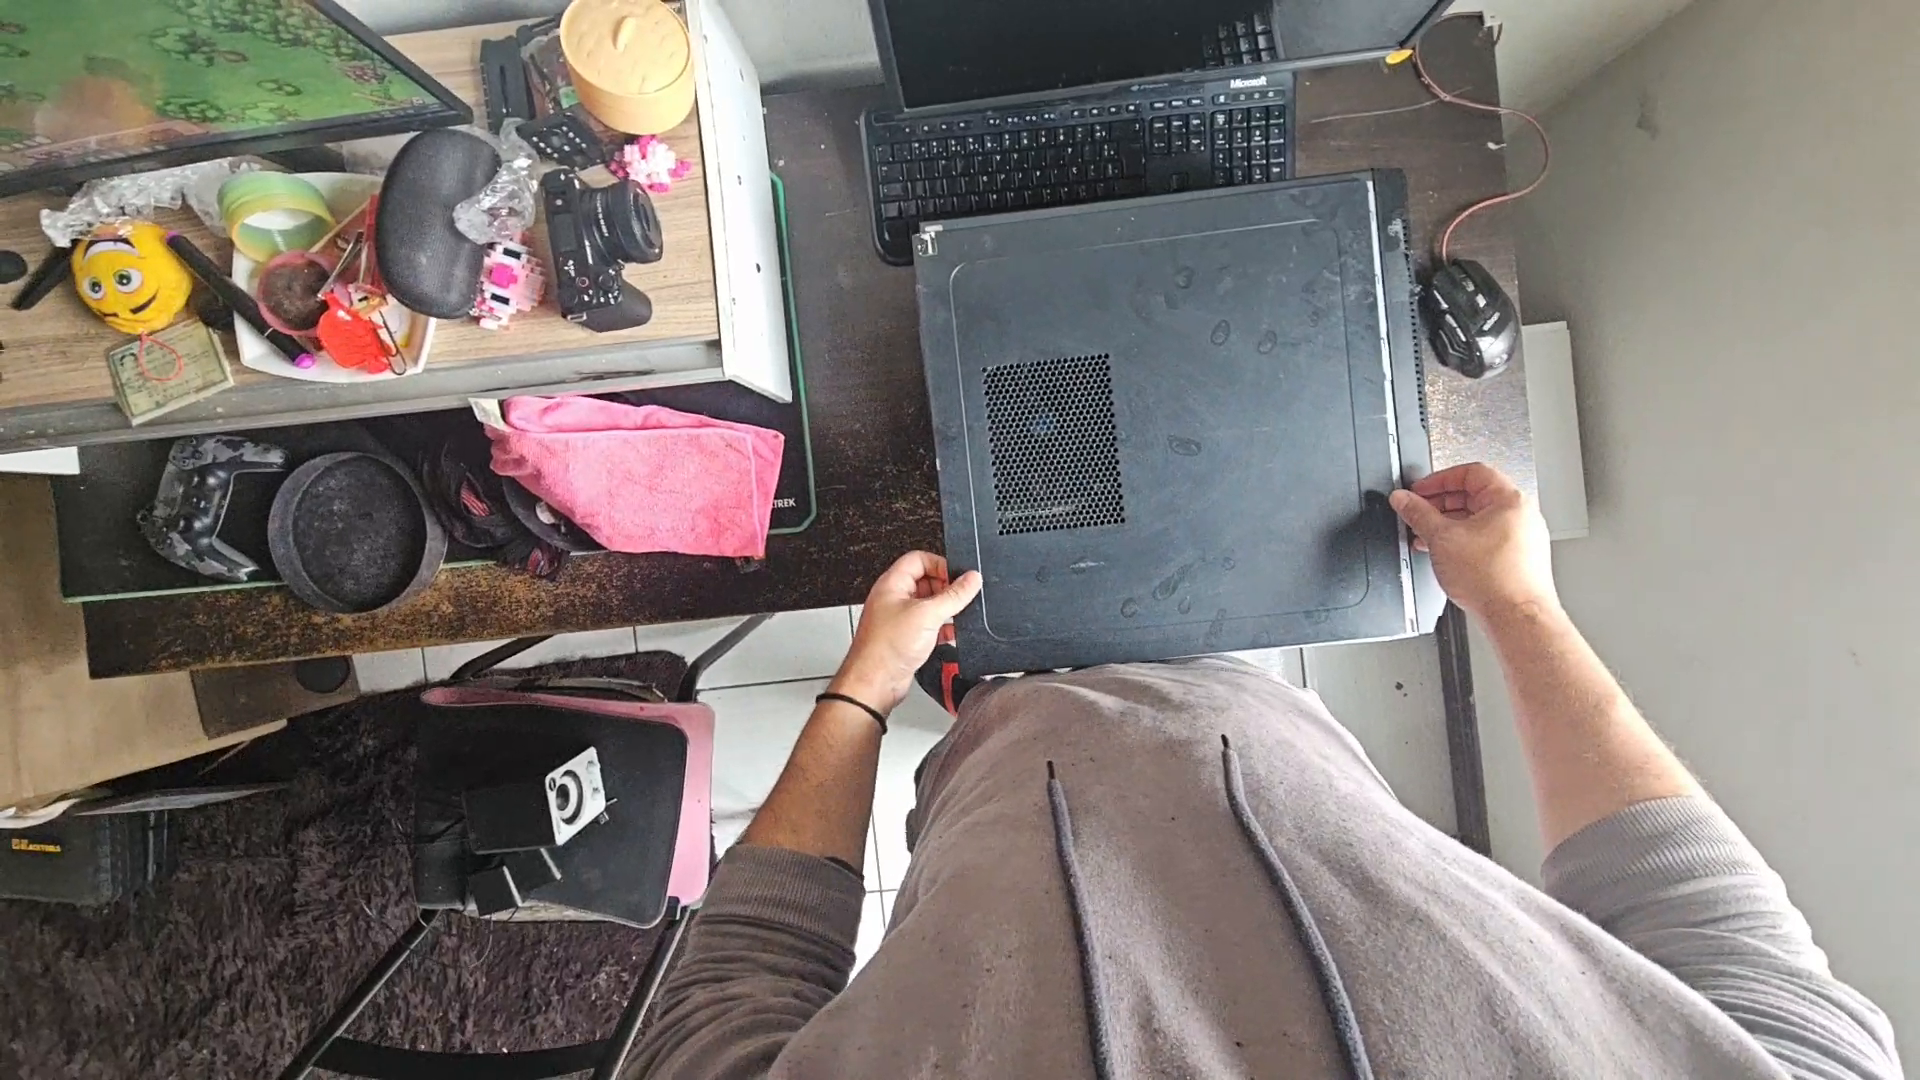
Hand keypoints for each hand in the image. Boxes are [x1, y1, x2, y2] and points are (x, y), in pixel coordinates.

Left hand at [830, 551, 982, 712]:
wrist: (874, 682)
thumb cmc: (885, 647)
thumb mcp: (928, 615)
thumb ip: (954, 595)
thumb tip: (971, 579)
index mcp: (893, 583)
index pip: (919, 559)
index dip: (940, 565)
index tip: (957, 577)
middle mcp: (894, 598)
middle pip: (926, 581)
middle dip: (945, 589)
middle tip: (958, 598)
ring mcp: (900, 617)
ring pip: (929, 604)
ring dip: (944, 610)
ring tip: (954, 617)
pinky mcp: (906, 636)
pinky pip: (928, 624)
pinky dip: (941, 627)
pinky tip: (949, 634)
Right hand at [1388, 463, 1558, 620]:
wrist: (1515, 615)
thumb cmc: (1494, 579)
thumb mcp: (1441, 538)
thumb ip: (1417, 513)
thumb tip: (1403, 499)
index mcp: (1509, 501)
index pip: (1471, 472)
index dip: (1439, 479)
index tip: (1419, 490)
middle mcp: (1521, 515)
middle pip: (1473, 494)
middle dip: (1439, 503)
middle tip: (1417, 512)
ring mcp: (1521, 536)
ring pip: (1477, 517)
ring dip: (1446, 523)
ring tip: (1424, 536)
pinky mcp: (1516, 556)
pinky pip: (1483, 536)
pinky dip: (1460, 538)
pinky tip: (1442, 552)